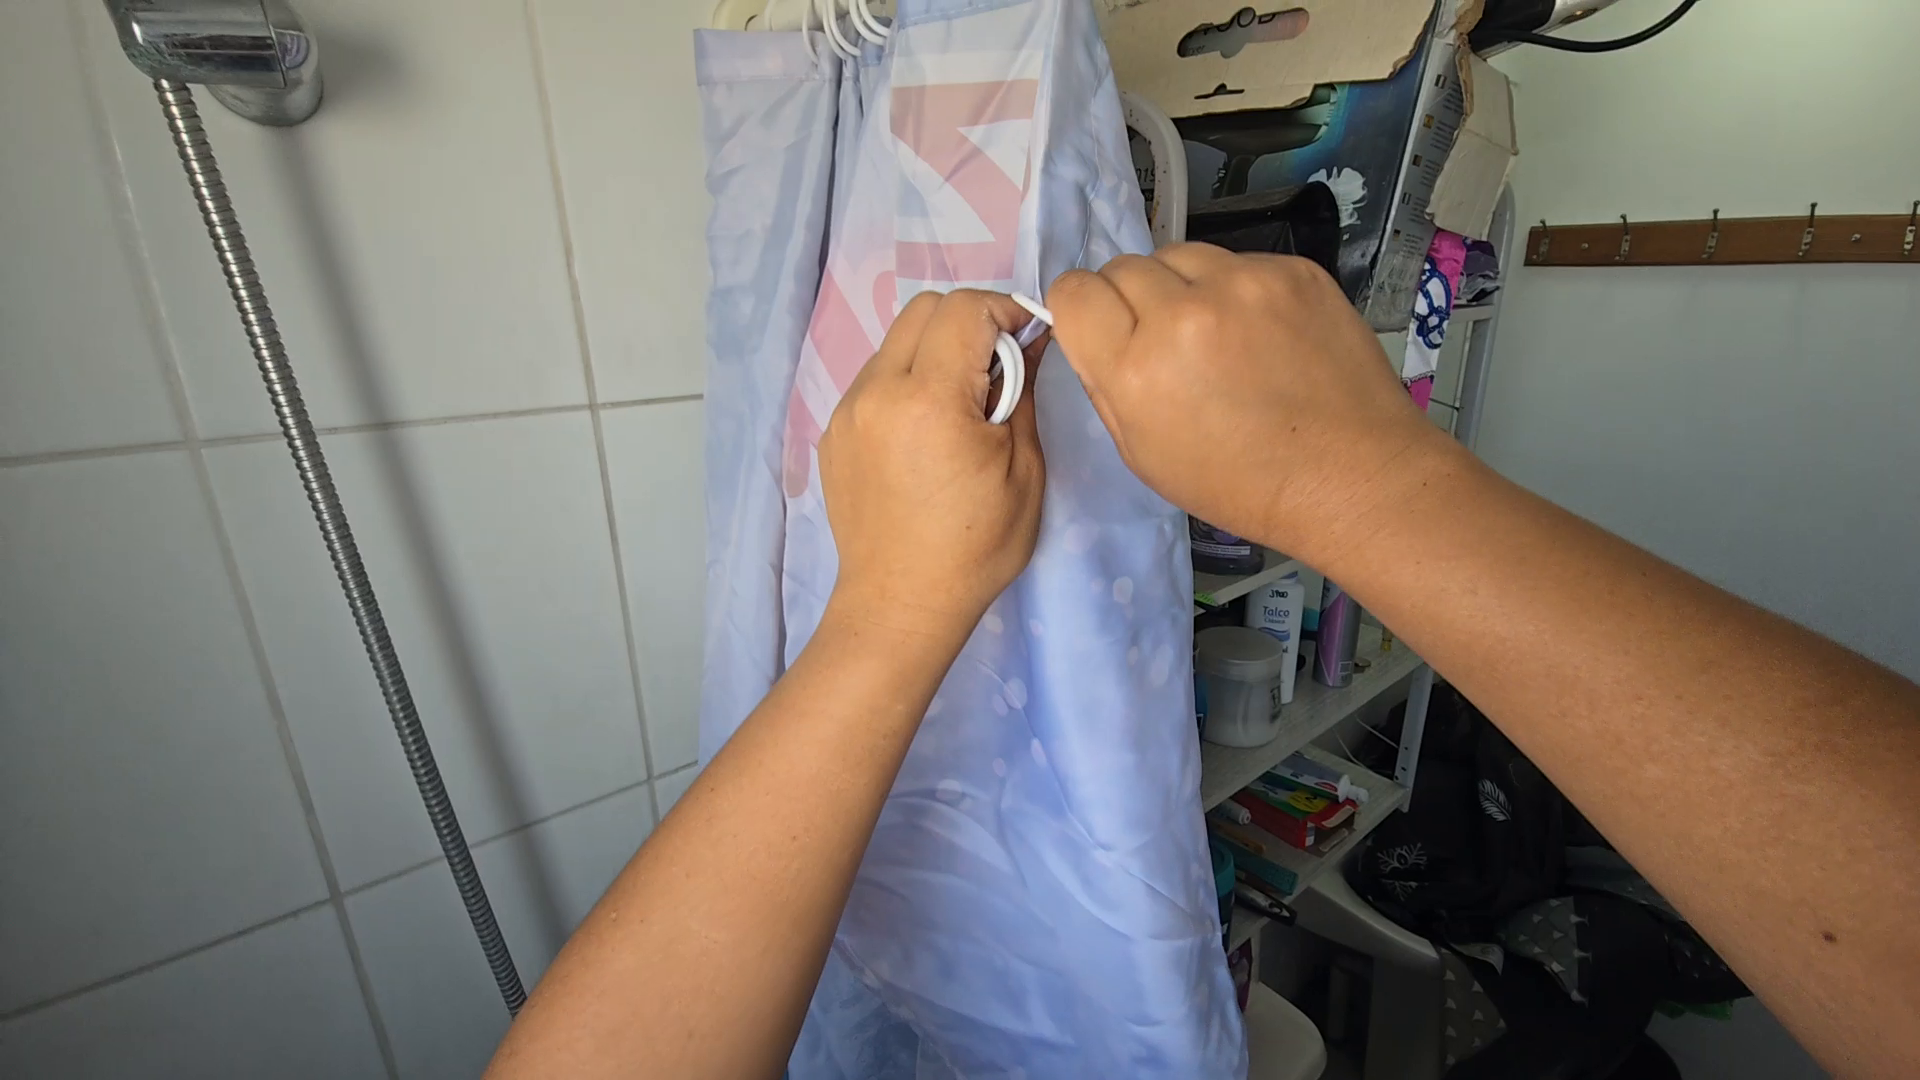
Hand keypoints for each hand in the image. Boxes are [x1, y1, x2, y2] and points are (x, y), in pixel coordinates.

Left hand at [819, 289, 1048, 639]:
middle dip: (968, 321)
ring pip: (894, 343)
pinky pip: (874, 381)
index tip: (1027, 337)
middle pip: (923, 310)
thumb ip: (1023, 395)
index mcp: (930, 399)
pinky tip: (922, 432)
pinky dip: (904, 383)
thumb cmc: (975, 548)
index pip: (965, 309)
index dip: (1005, 310)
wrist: (900, 604)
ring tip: (957, 404)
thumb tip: (1028, 345)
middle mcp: (877, 392)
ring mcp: (846, 412)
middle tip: (995, 368)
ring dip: (933, 352)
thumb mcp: (1024, 473)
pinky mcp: (832, 434)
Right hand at [1046, 243, 1452, 564]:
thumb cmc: (1232, 482)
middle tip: (1160, 340)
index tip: (1099, 330)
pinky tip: (1258, 332)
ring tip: (1211, 331)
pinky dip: (1232, 289)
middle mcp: (1183, 311)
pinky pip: (1234, 261)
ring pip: (1176, 254)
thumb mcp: (1141, 452)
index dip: (1079, 309)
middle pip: (1121, 266)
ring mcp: (1244, 282)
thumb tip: (1096, 335)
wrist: (1345, 475)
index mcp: (1136, 367)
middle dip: (1127, 299)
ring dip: (1178, 286)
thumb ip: (1106, 383)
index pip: (1073, 291)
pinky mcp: (1293, 269)